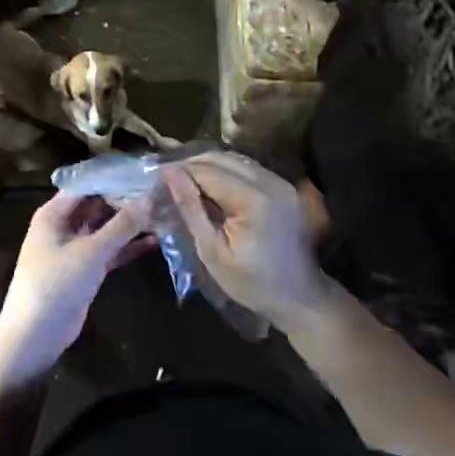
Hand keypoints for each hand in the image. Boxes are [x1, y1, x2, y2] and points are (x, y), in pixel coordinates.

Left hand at [0, 193, 151, 379]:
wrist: (35, 334)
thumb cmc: (55, 285)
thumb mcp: (90, 252)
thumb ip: (121, 225)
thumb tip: (150, 198)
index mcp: (53, 214)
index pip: (87, 185)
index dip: (115, 178)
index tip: (147, 173)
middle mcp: (62, 226)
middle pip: (97, 205)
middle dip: (126, 201)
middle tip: (163, 193)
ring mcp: (74, 249)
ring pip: (105, 229)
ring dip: (130, 224)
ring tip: (165, 212)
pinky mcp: (85, 270)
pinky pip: (110, 251)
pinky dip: (128, 246)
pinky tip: (156, 240)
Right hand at [162, 152, 333, 330]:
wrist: (299, 297)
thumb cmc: (250, 283)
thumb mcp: (211, 250)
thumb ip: (190, 207)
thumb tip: (169, 174)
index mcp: (253, 200)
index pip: (207, 171)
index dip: (179, 172)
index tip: (155, 179)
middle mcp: (271, 183)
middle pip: (222, 159)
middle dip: (191, 165)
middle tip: (167, 180)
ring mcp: (282, 183)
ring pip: (235, 160)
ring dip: (208, 167)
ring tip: (184, 183)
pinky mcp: (285, 187)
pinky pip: (249, 169)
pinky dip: (226, 173)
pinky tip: (210, 188)